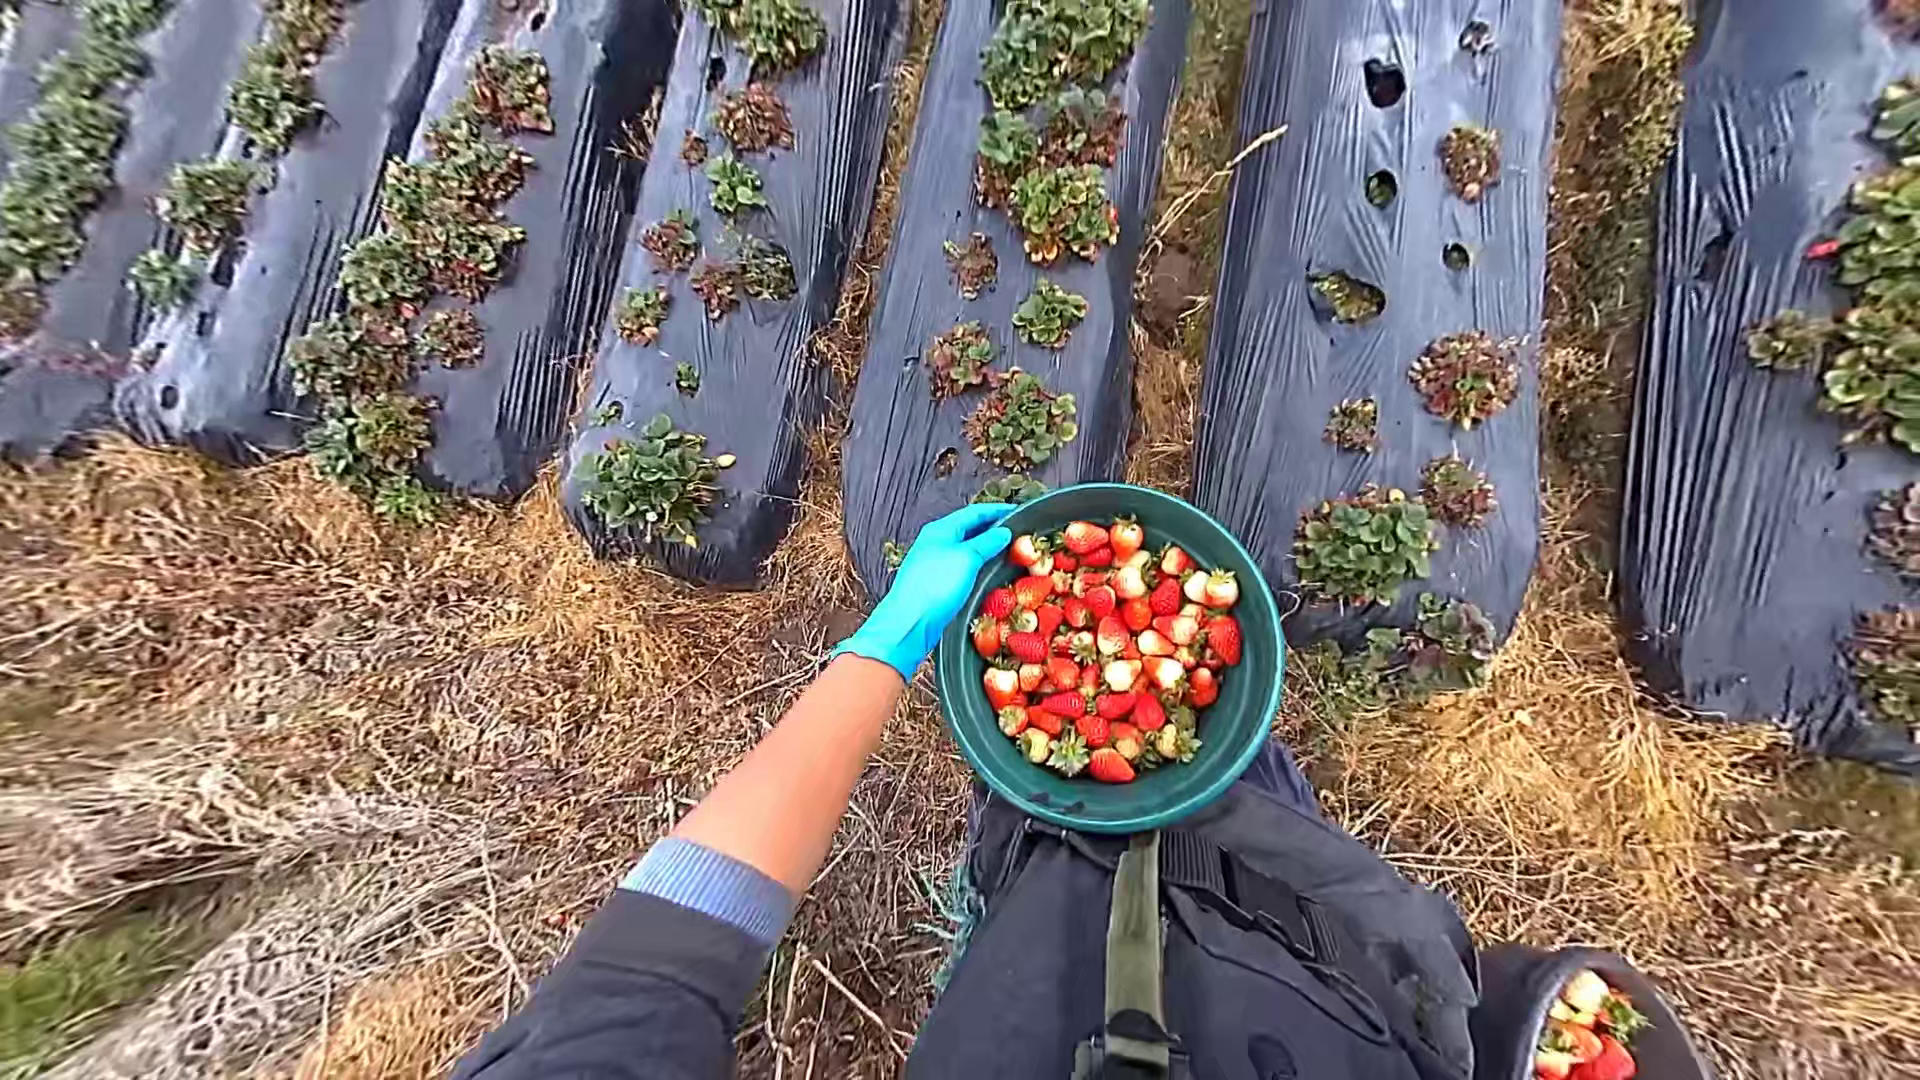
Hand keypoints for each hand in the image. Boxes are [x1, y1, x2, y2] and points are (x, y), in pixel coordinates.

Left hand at [833, 503, 1014, 679]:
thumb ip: (987, 542)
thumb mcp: (967, 558)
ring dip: (986, 548)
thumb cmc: (935, 586)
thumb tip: (1003, 532)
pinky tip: (987, 573)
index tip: (1018, 512)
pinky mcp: (936, 582)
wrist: (910, 622)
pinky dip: (977, 564)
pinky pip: (962, 566)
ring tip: (1007, 551)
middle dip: (993, 529)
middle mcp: (935, 542)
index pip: (974, 512)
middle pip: (969, 528)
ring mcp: (934, 562)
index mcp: (941, 529)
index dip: (998, 510)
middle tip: (1015, 533)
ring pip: (966, 548)